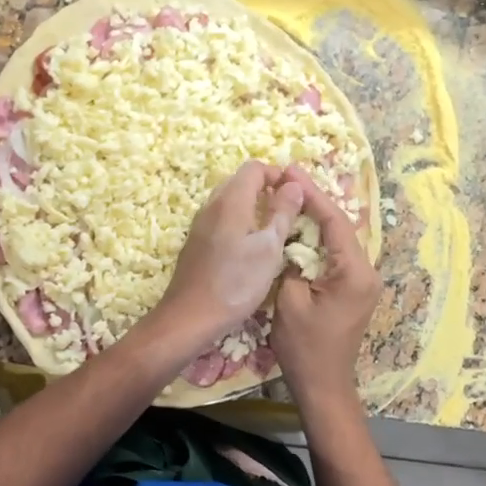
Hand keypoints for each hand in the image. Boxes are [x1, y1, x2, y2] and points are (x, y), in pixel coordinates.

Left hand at [157, 160, 303, 343]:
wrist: (190, 317)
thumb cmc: (236, 283)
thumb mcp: (269, 248)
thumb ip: (283, 213)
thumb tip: (294, 184)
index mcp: (230, 201)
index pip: (254, 168)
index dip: (278, 175)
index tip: (295, 195)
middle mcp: (211, 205)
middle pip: (240, 181)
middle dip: (266, 190)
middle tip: (288, 212)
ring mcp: (200, 224)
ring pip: (230, 201)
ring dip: (253, 207)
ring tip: (273, 230)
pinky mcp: (196, 242)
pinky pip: (221, 219)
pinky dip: (239, 222)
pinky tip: (250, 247)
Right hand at [271, 164, 381, 402]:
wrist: (323, 385)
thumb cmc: (304, 347)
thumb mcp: (289, 301)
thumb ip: (291, 262)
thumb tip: (289, 238)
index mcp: (354, 272)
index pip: (335, 221)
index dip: (312, 194)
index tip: (290, 172)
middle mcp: (366, 272)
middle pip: (339, 226)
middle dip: (313, 201)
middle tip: (287, 177)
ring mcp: (362, 282)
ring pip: (337, 239)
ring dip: (315, 219)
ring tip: (290, 195)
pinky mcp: (353, 290)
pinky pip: (335, 255)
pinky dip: (317, 240)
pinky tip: (297, 228)